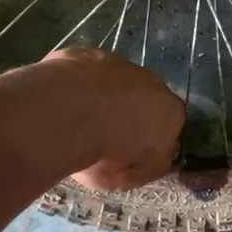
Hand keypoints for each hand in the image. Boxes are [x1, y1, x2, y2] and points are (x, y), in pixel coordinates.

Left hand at [42, 49, 183, 191]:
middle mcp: (152, 82)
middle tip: (102, 137)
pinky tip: (61, 102)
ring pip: (114, 83)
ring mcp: (118, 63)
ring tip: (77, 121)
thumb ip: (147, 167)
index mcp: (171, 113)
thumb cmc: (107, 152)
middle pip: (143, 100)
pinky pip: (86, 73)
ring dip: (102, 98)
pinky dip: (78, 86)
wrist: (67, 113)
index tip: (128, 154)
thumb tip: (153, 159)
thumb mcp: (131, 178)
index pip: (168, 128)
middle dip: (127, 115)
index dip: (149, 141)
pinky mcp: (86, 54)